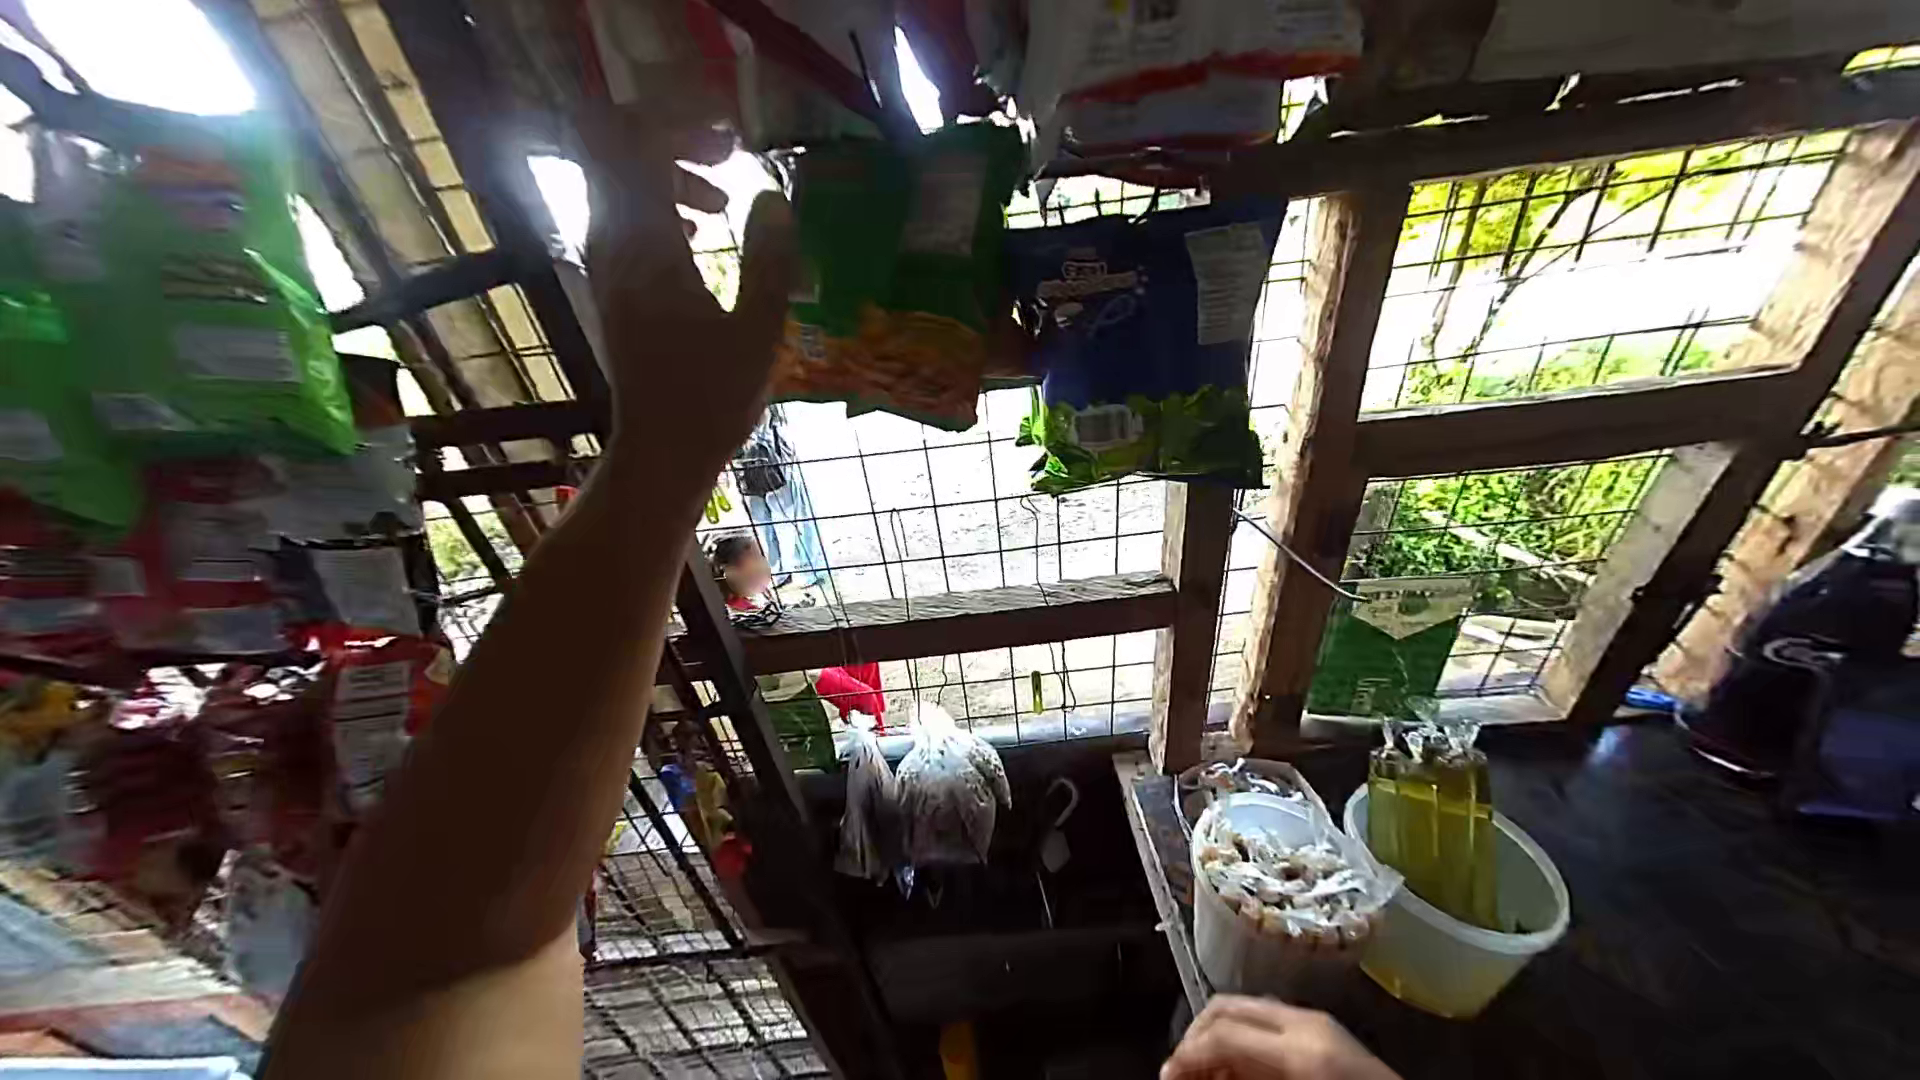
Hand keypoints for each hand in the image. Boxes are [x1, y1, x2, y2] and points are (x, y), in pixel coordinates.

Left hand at [576, 105, 796, 473]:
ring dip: (665, 173)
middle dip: (670, 138)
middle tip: (727, 158)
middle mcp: (613, 245)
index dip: (682, 125)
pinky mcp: (613, 286)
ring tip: (721, 201)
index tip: (734, 141)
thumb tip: (775, 198)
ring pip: (616, 182)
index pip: (637, 144)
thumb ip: (768, 263)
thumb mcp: (757, 334)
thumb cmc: (713, 399)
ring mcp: (606, 265)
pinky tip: (695, 234)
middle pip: (614, 149)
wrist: (663, 448)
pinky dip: (655, 205)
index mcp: (648, 250)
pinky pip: (620, 217)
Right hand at [1162, 997, 1400, 1079]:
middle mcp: (1305, 1024)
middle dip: (1196, 1036)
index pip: (1225, 1031)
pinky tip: (1237, 1071)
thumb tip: (1200, 1075)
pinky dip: (1243, 1041)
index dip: (1189, 1053)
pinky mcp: (1323, 1031)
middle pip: (1227, 1007)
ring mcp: (1316, 1022)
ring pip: (1243, 1009)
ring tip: (1205, 1073)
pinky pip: (1266, 1021)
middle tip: (1180, 1071)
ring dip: (1216, 1037)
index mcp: (1302, 1051)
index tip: (1167, 1076)